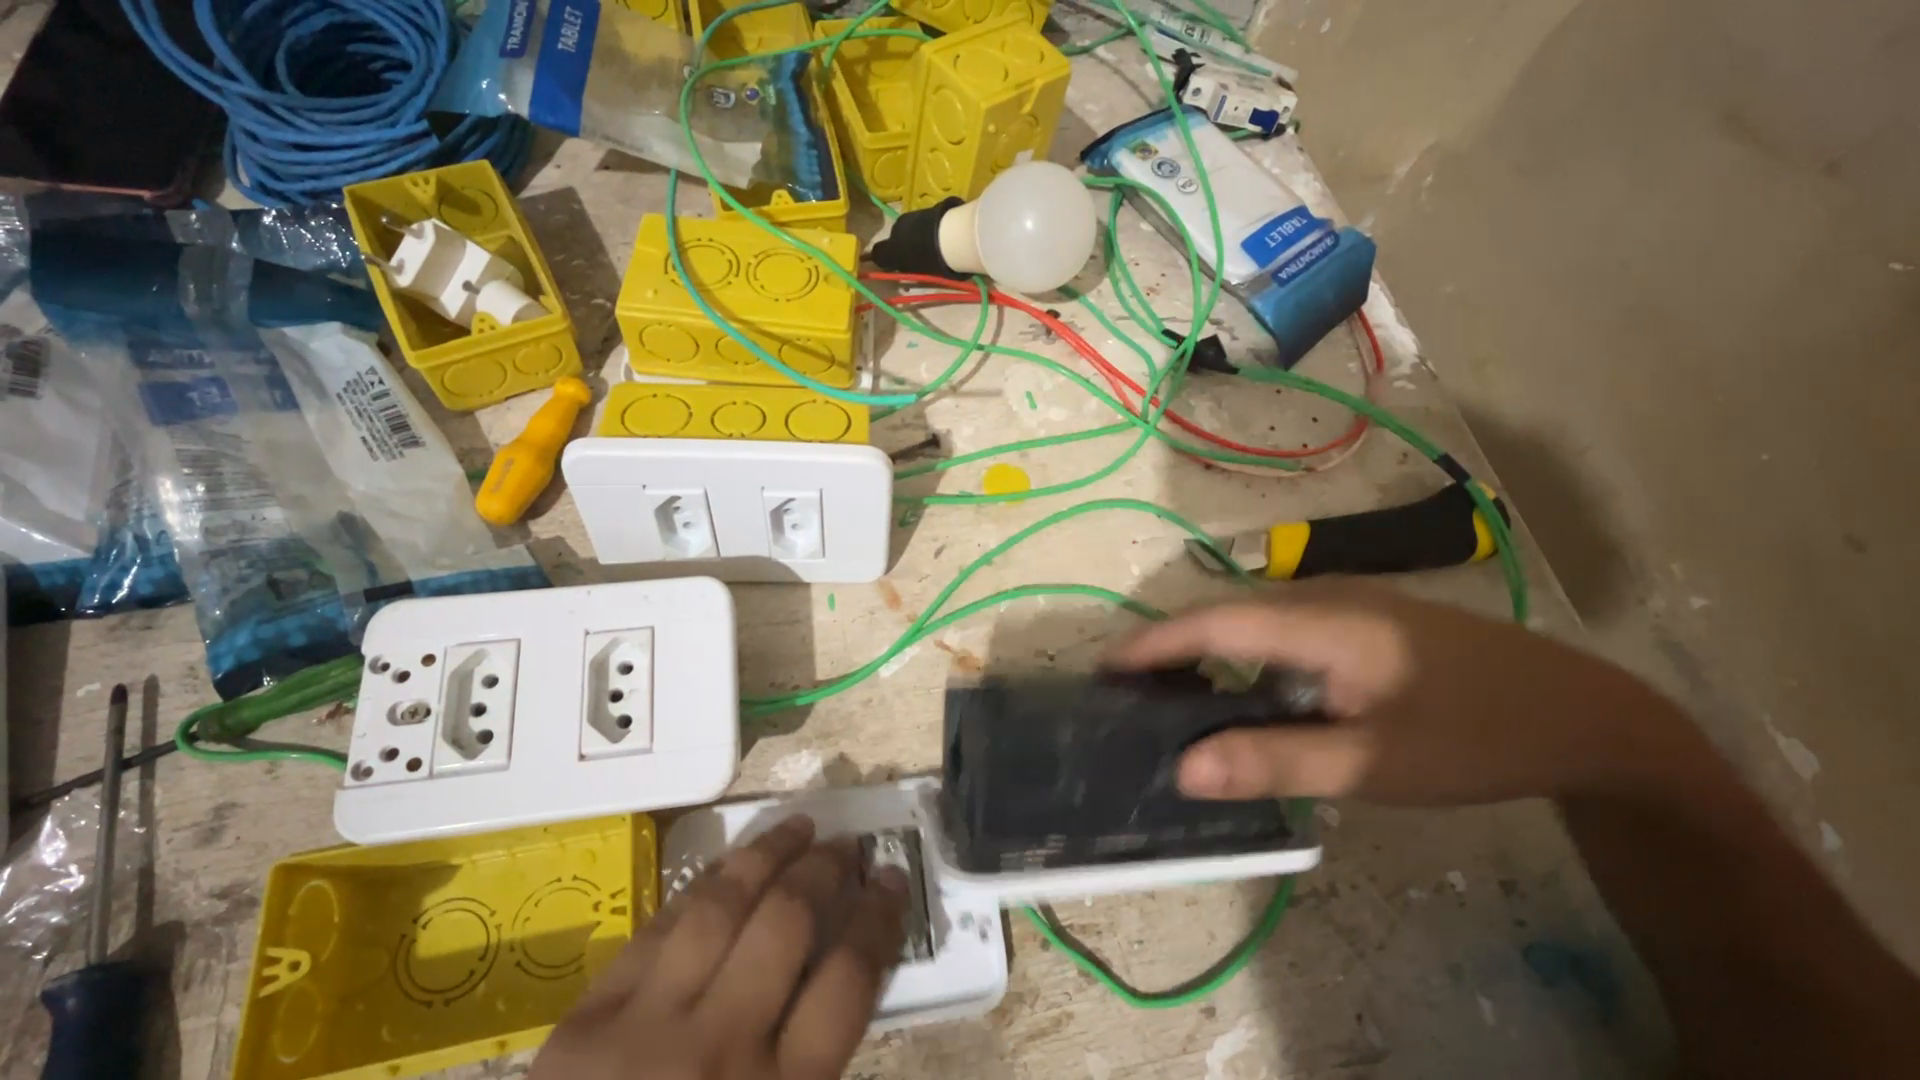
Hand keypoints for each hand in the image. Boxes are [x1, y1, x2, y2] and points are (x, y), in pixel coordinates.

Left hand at [531, 816, 907, 1079]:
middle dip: (825, 871)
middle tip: (847, 843)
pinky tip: (725, 865)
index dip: (877, 918)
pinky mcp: (587, 1020)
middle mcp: (722, 1048)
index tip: (890, 877)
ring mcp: (647, 1027)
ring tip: (798, 825)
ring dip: (765, 856)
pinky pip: (657, 929)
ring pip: (720, 909)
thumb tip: (846, 980)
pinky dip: (698, 888)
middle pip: (787, 925)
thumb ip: (815, 1065)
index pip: (848, 980)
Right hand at [1107, 585, 1707, 805]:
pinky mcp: (1366, 624)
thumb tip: (1182, 768)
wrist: (1586, 717)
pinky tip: (1244, 697)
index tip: (1101, 672)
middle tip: (1127, 698)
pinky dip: (1246, 660)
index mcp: (1322, 622)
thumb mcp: (1373, 762)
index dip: (1151, 645)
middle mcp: (1326, 599)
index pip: (1211, 622)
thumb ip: (1275, 761)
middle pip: (1226, 615)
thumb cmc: (1476, 738)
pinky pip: (1284, 633)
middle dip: (1169, 651)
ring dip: (1207, 655)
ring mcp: (1350, 607)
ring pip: (1255, 623)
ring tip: (1170, 700)